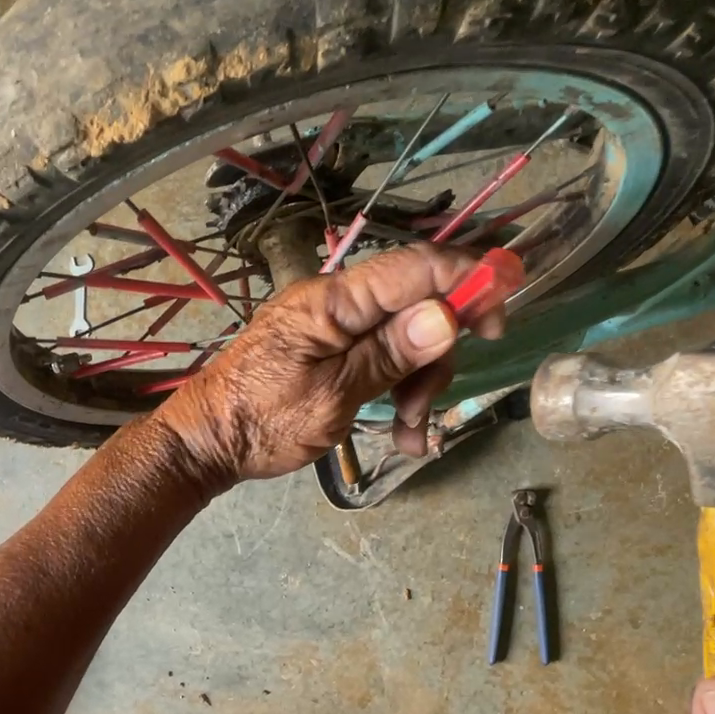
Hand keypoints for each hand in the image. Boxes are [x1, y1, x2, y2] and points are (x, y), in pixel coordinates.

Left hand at [152, 243, 503, 483]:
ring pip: (404, 339)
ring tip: (408, 434)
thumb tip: (446, 316)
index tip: (507, 299)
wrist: (207, 445)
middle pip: (416, 308)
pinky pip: (379, 360)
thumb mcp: (331, 398)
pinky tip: (400, 433)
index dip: (467, 276)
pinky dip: (396, 393)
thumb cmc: (260, 422)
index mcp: (333, 302)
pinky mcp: (331, 353)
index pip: (413, 269)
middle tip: (428, 408)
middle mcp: (337, 304)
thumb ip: (387, 355)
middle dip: (436, 357)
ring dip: (418, 385)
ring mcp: (333, 329)